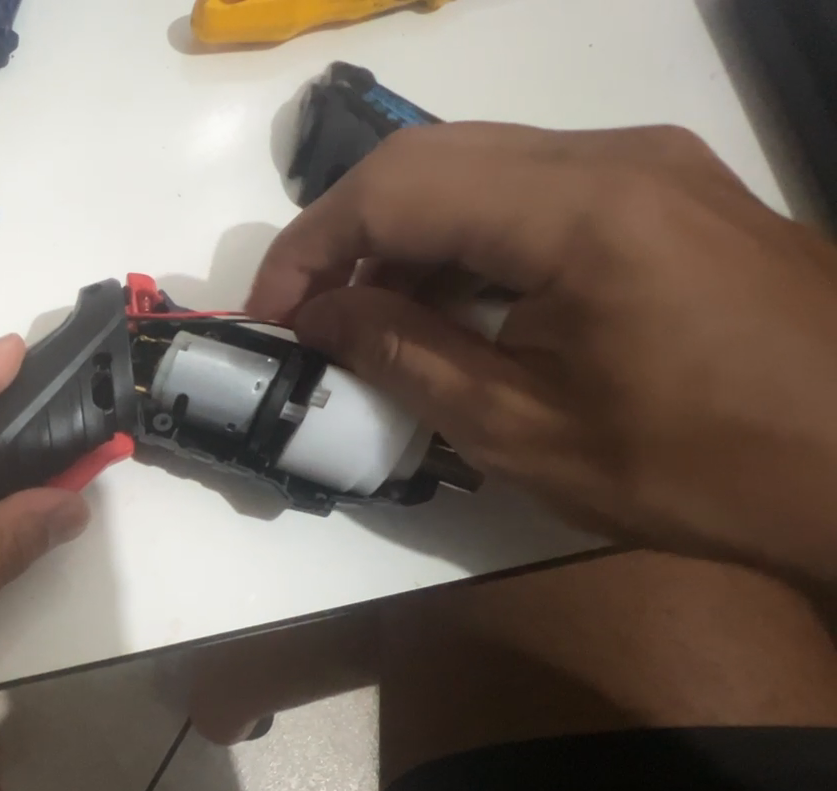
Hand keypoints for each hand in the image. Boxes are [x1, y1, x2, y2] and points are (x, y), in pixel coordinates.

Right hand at [247, 123, 836, 582]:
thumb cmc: (690, 463)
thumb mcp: (513, 426)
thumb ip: (401, 353)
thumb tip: (317, 315)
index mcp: (579, 215)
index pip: (393, 190)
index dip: (307, 249)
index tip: (270, 317)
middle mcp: (612, 160)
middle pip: (422, 157)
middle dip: (337, 233)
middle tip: (301, 312)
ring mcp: (642, 168)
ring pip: (465, 164)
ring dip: (389, 235)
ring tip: (361, 317)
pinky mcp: (655, 192)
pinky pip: (516, 188)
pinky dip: (447, 237)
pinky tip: (435, 303)